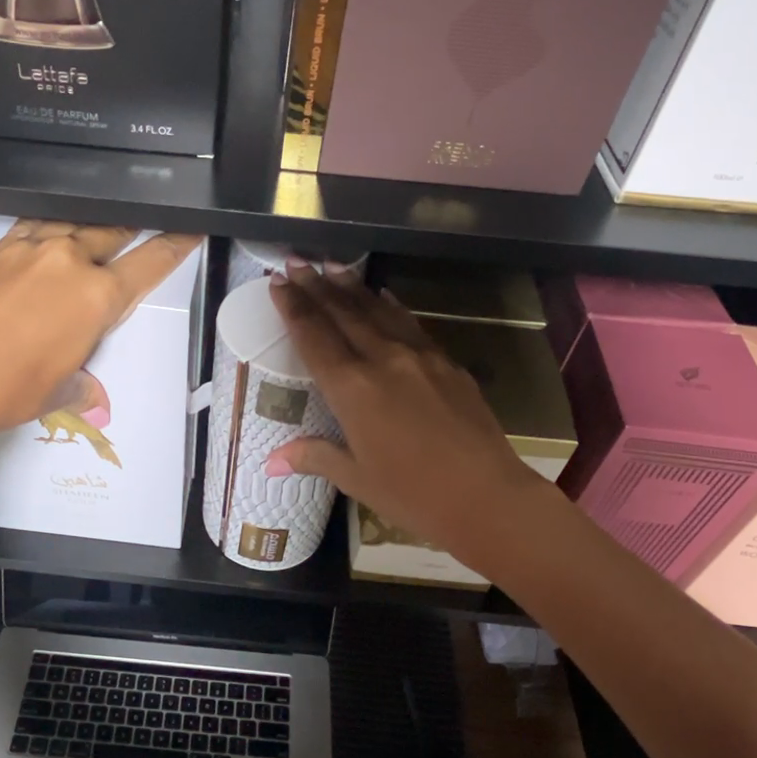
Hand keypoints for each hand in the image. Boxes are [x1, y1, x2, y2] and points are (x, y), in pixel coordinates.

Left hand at [0, 220, 199, 461]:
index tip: (189, 228)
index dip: (175, 244)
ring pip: (72, 224)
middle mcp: (69, 263)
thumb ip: (82, 384)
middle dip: (129, 231)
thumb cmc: (8, 391)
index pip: (150, 262)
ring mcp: (30, 251)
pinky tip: (48, 235)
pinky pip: (32, 226)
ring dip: (89, 227)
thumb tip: (90, 395)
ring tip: (96, 230)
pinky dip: (48, 228)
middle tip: (140, 227)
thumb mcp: (58, 391)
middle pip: (112, 233)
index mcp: (98, 298)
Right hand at [264, 262, 549, 566]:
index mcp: (352, 390)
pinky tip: (384, 296)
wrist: (487, 496)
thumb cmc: (412, 495)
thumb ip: (315, 457)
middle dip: (317, 286)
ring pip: (378, 312)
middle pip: (343, 314)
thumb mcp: (357, 479)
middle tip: (296, 261)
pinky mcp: (448, 364)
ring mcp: (420, 358)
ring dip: (352, 287)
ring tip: (333, 266)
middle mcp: (383, 361)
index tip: (277, 282)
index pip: (314, 337)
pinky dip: (392, 307)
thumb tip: (270, 462)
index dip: (293, 307)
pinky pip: (411, 325)